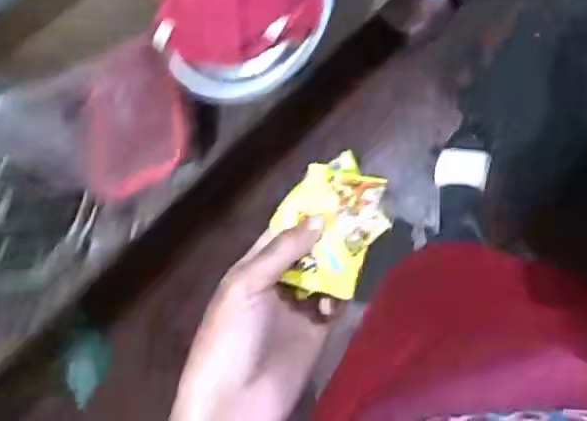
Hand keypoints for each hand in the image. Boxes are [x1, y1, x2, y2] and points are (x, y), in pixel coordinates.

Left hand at [171, 219, 338, 420]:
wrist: (231, 411)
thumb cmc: (228, 341)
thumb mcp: (246, 286)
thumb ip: (283, 249)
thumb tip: (321, 217)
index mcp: (256, 266)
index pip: (285, 227)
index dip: (307, 208)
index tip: (336, 188)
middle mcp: (280, 280)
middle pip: (312, 246)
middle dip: (332, 230)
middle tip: (358, 213)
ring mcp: (300, 305)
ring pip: (328, 269)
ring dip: (341, 258)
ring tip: (355, 248)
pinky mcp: (318, 329)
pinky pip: (337, 300)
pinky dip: (341, 292)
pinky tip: (336, 297)